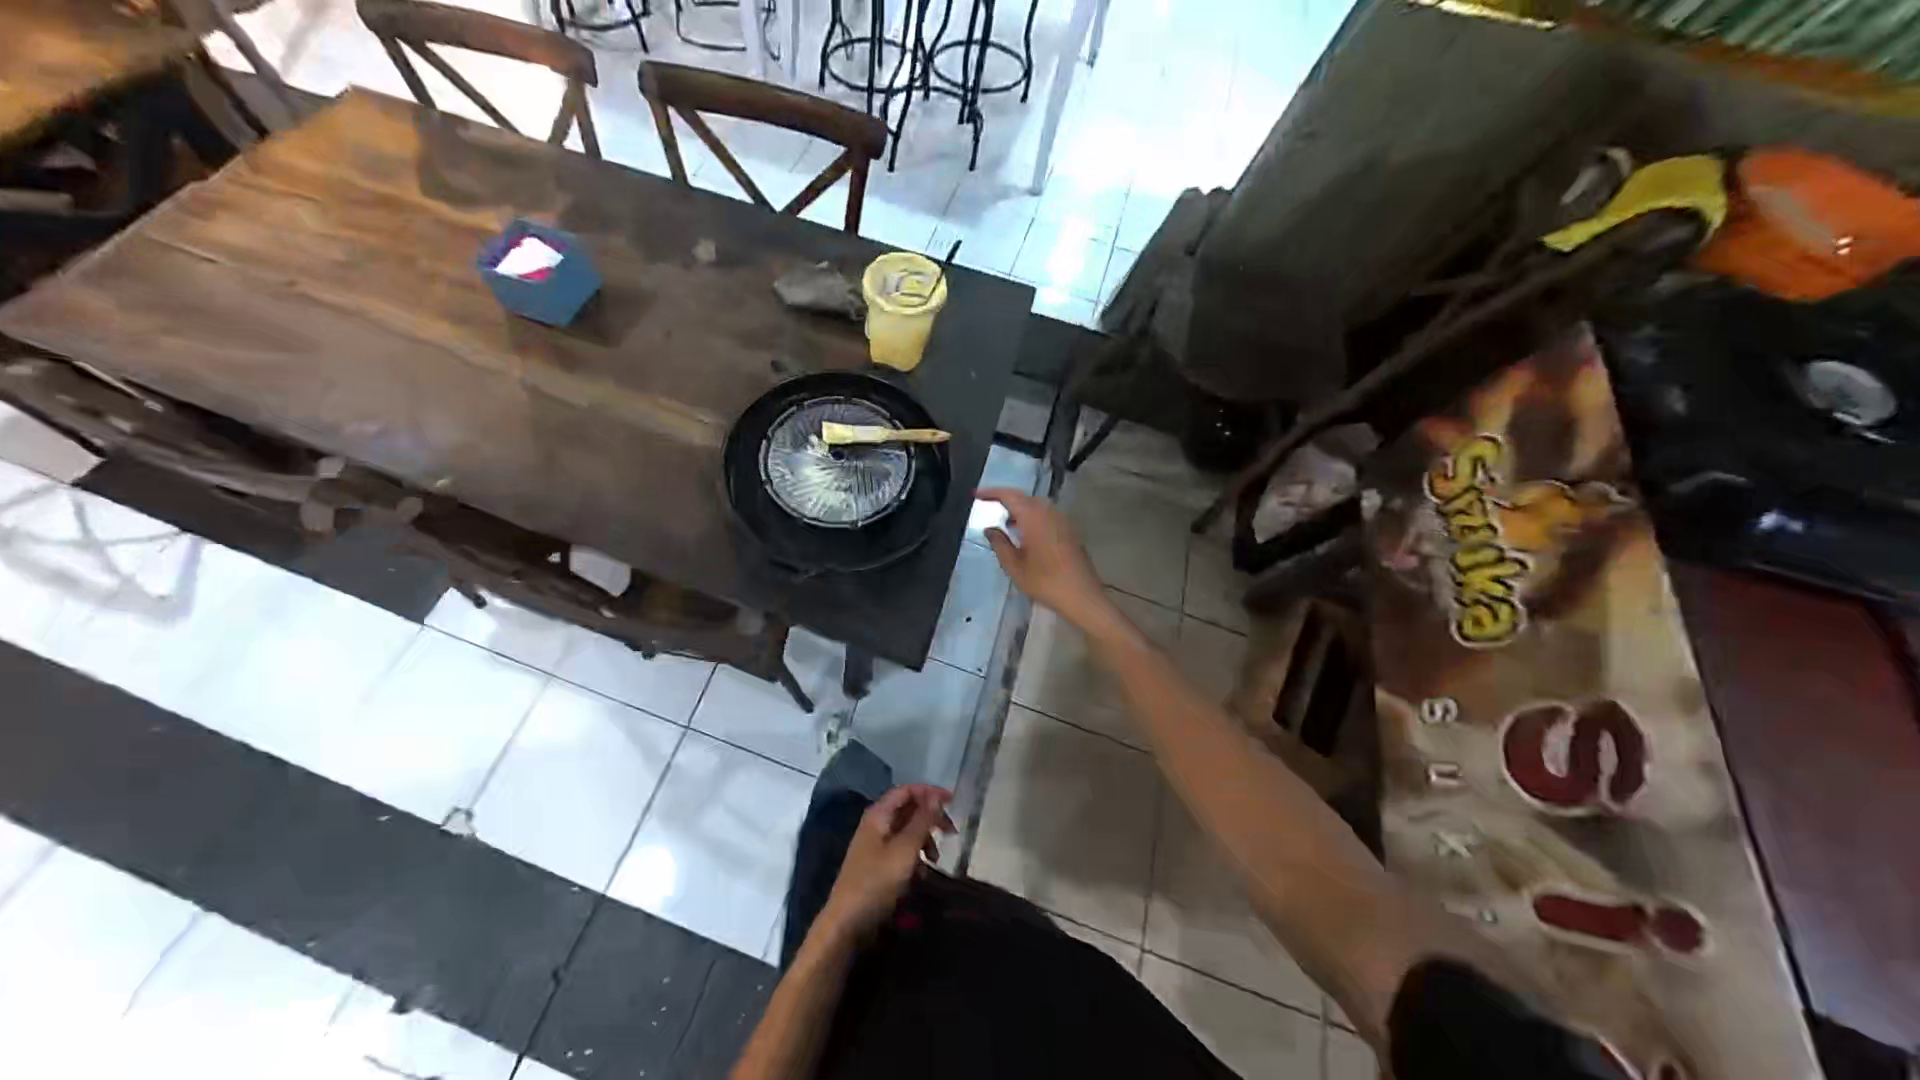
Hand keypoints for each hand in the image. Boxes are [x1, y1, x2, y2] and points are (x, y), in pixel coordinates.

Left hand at [817, 784, 953, 940]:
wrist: (847, 922)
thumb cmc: (876, 882)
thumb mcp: (905, 850)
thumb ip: (922, 821)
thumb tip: (936, 796)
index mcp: (878, 815)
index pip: (907, 791)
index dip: (930, 792)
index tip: (953, 802)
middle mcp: (876, 825)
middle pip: (908, 810)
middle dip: (930, 817)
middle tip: (951, 831)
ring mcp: (876, 845)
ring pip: (907, 832)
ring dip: (925, 840)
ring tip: (936, 858)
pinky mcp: (878, 865)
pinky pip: (902, 851)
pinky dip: (915, 856)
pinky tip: (922, 873)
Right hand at [976, 488, 1111, 628]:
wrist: (1082, 595)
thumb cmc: (1045, 581)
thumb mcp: (1014, 566)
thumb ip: (999, 543)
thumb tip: (989, 529)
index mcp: (1033, 517)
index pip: (1009, 495)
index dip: (991, 492)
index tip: (976, 495)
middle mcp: (1049, 512)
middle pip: (1024, 497)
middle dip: (1006, 500)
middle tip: (989, 507)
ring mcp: (1063, 520)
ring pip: (1037, 506)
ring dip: (1020, 509)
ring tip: (1006, 523)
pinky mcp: (1070, 530)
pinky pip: (1047, 515)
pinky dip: (1033, 517)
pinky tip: (1026, 534)